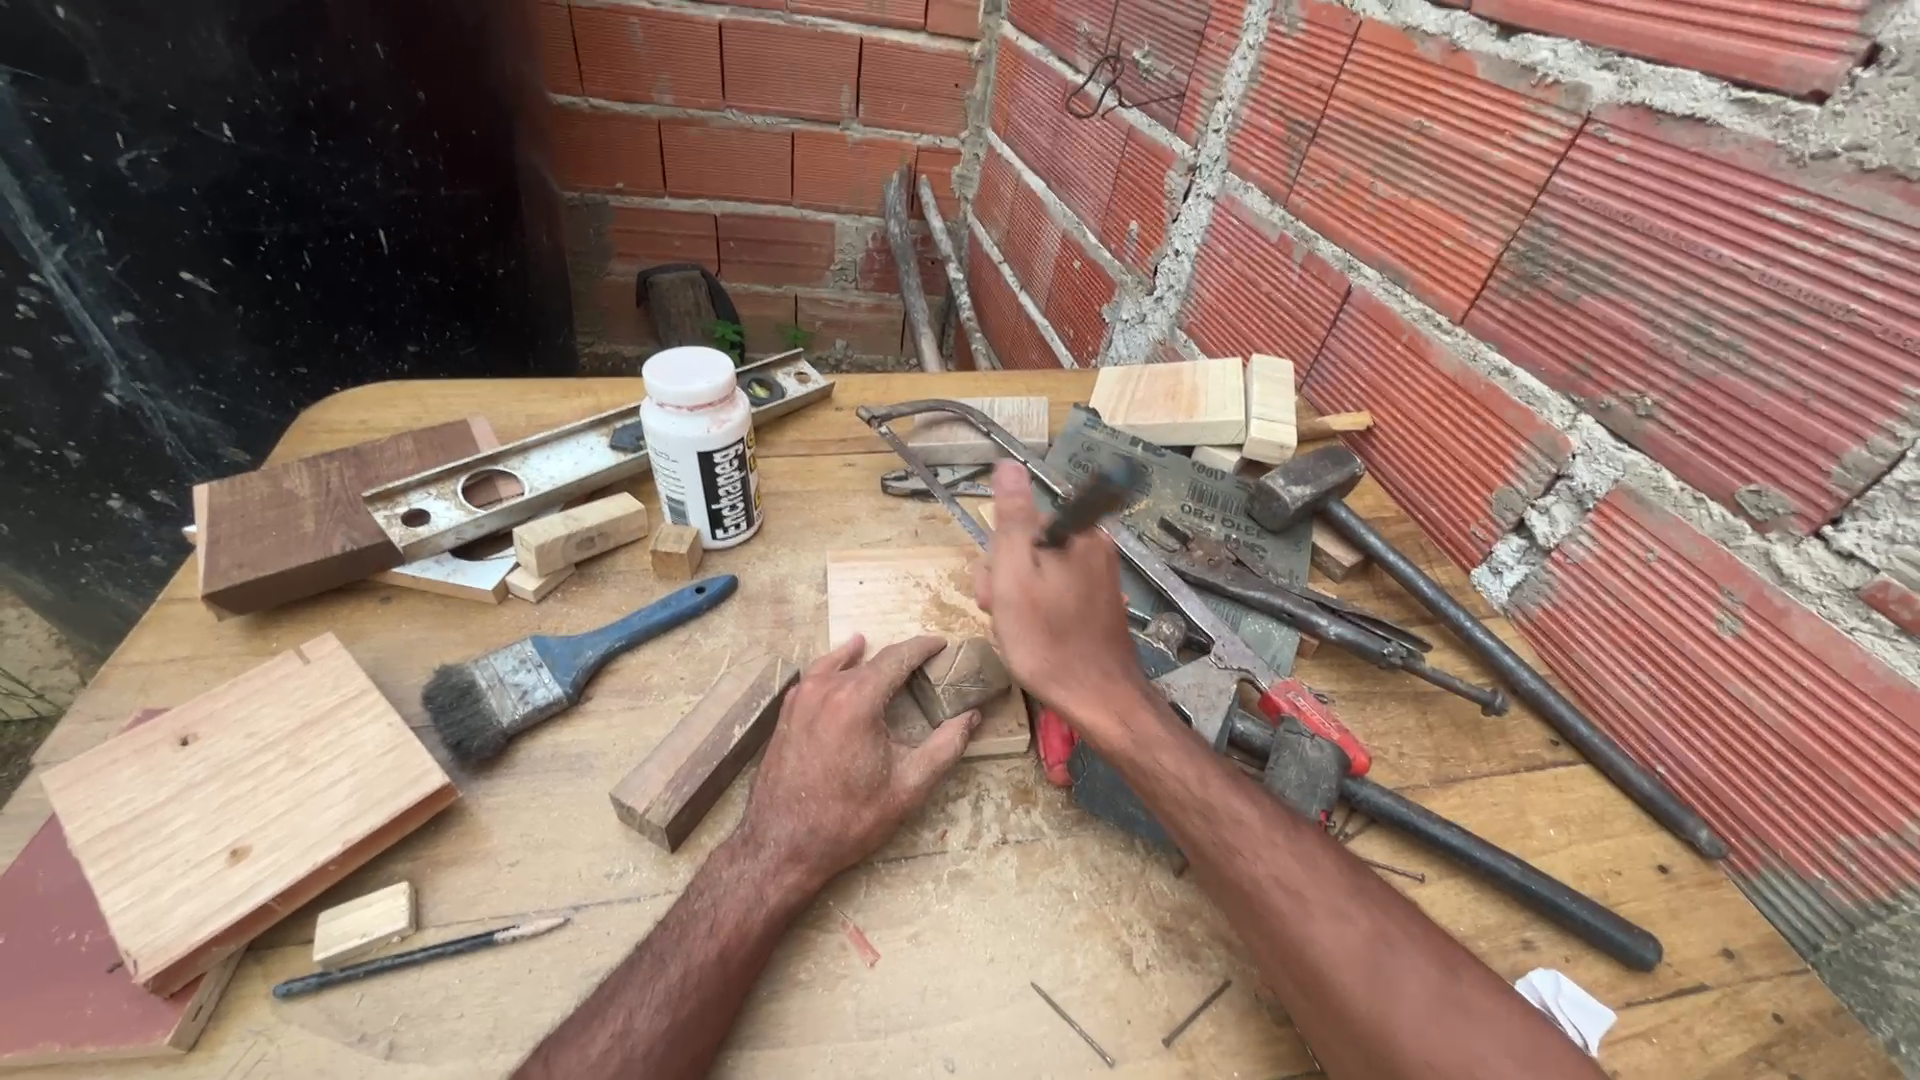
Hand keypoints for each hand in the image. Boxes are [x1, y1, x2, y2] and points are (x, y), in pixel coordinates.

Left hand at [737, 635, 979, 887]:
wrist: (783, 845)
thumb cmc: (848, 819)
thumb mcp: (908, 787)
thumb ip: (945, 747)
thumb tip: (972, 718)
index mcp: (857, 700)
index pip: (897, 657)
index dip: (923, 647)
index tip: (941, 644)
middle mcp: (826, 689)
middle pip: (871, 659)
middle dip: (901, 657)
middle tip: (926, 662)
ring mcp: (801, 698)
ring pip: (841, 664)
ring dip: (868, 658)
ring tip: (889, 658)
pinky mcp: (787, 712)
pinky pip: (817, 676)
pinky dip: (836, 665)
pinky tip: (844, 666)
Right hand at [974, 460, 1149, 744]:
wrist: (1098, 699)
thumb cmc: (1048, 639)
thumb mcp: (1014, 575)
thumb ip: (1011, 519)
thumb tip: (1008, 465)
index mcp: (1076, 533)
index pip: (1020, 522)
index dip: (999, 556)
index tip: (997, 589)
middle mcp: (1094, 546)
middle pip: (1030, 547)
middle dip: (1007, 580)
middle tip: (1005, 616)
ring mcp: (1101, 576)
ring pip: (1040, 574)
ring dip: (1020, 600)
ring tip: (1020, 632)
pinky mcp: (1101, 603)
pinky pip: (1057, 594)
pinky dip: (1041, 613)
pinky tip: (1039, 638)